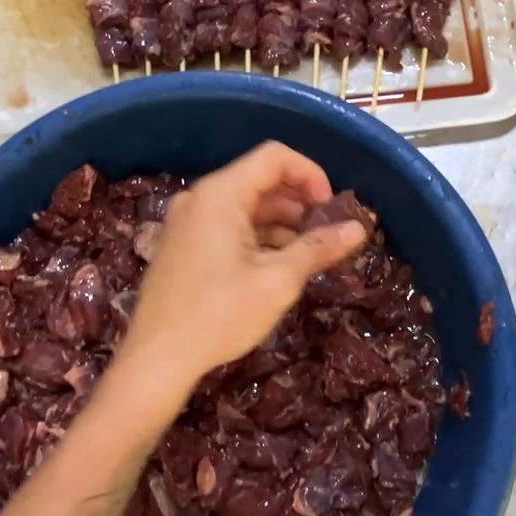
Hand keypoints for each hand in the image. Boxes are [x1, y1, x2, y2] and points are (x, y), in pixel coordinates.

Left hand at [121, 142, 366, 385]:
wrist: (157, 358)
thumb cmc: (220, 315)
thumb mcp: (278, 281)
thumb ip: (318, 248)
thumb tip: (358, 229)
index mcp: (220, 195)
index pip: (274, 158)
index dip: (310, 174)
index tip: (332, 208)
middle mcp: (200, 199)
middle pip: (259, 180)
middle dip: (298, 202)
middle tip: (327, 233)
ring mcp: (186, 222)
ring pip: (244, 206)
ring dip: (280, 223)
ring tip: (308, 254)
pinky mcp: (182, 245)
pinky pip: (226, 225)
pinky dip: (256, 237)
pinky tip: (276, 266)